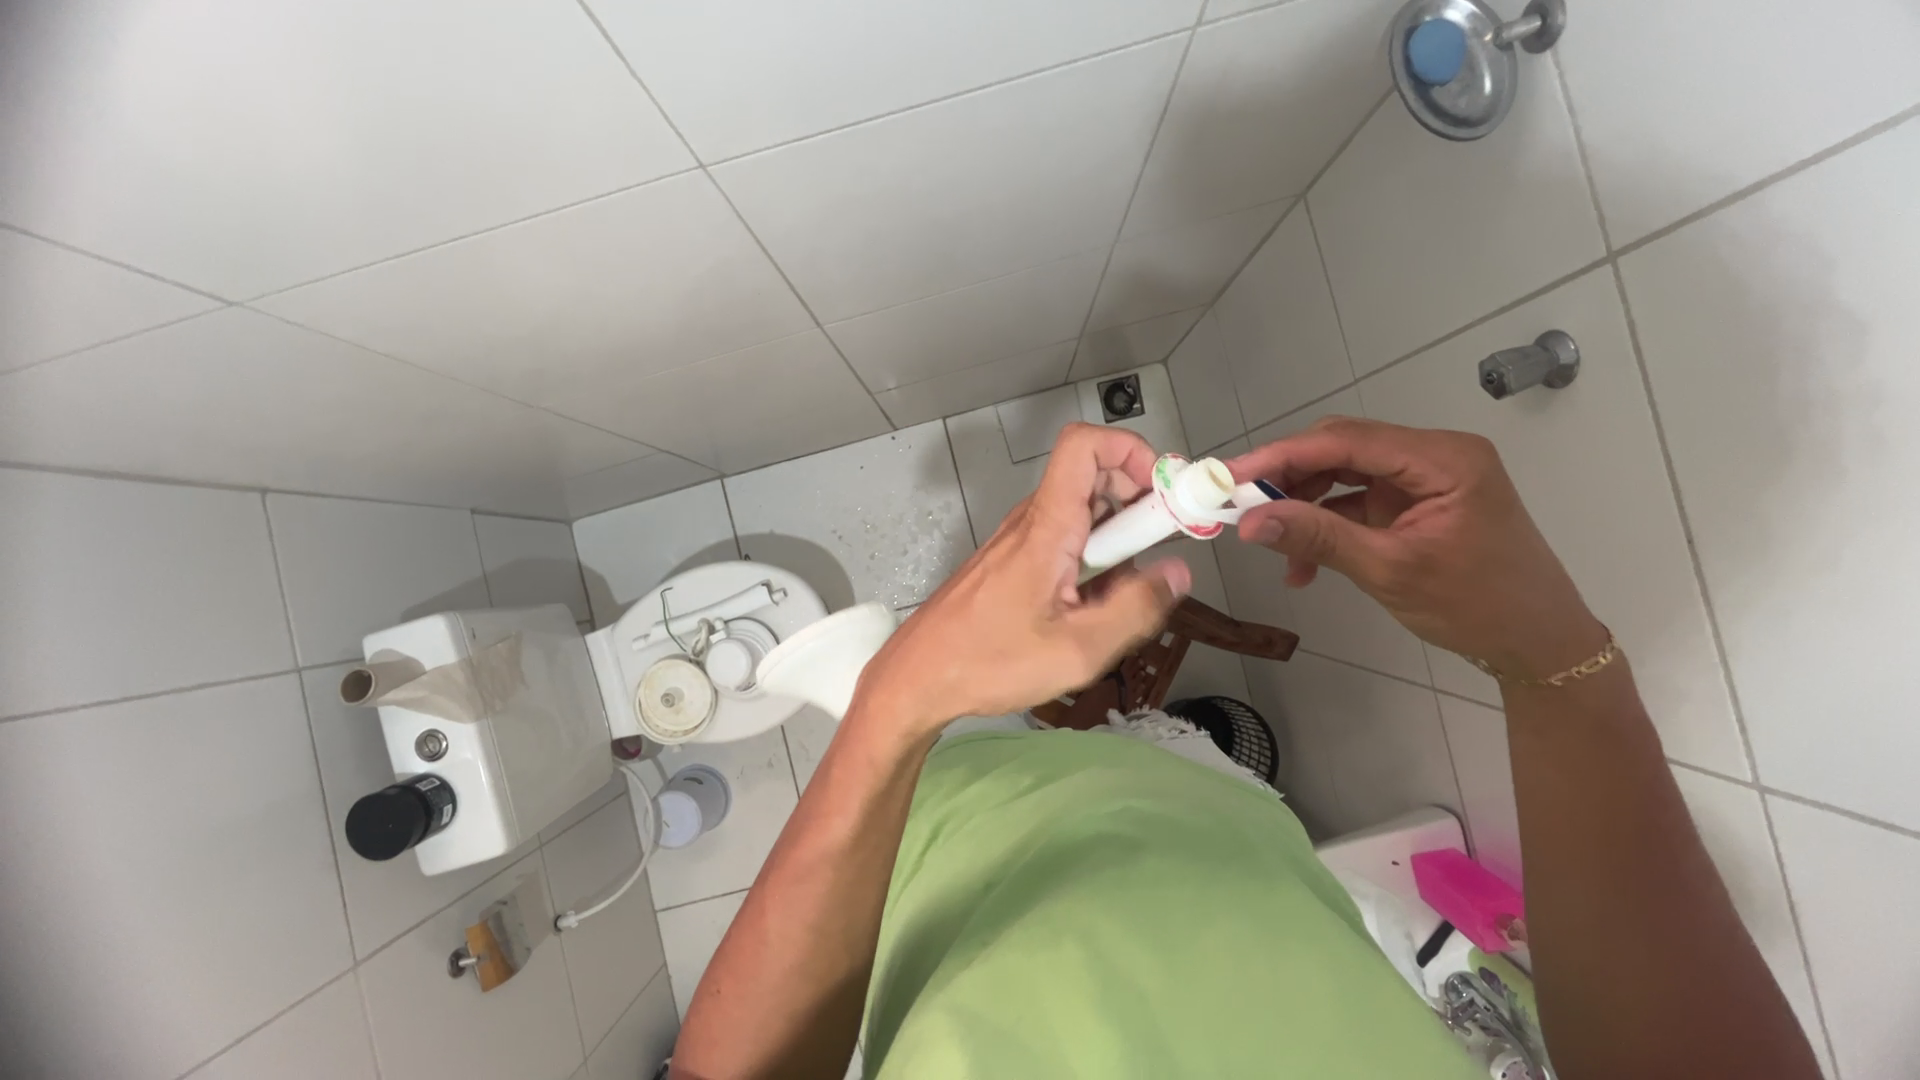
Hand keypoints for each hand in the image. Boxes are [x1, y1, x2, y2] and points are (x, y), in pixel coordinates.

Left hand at [851, 423, 1191, 737]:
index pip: (1084, 445)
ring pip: (1081, 511)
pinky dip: (1091, 557)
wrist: (919, 677)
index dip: (1130, 451)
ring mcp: (1019, 540)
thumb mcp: (1078, 650)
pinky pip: (1063, 539)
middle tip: (1158, 550)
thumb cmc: (989, 663)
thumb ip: (1136, 609)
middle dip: (1137, 501)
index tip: (1162, 496)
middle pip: (1092, 476)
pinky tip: (1092, 606)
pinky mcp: (1012, 561)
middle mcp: (1031, 521)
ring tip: (1125, 591)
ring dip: (1116, 536)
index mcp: (1046, 528)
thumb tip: (1177, 573)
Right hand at [1229, 416, 1603, 678]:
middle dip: (1287, 478)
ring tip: (1267, 539)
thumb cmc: (1477, 606)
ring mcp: (1425, 479)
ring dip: (1302, 505)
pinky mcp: (1417, 503)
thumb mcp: (1390, 571)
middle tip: (1238, 504)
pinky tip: (1302, 565)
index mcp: (1442, 459)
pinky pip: (1357, 502)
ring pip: (1343, 474)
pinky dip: (1326, 526)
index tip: (1230, 477)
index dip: (1282, 456)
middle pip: (1341, 449)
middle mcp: (1434, 456)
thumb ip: (1319, 539)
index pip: (1346, 440)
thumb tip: (1250, 523)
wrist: (1538, 644)